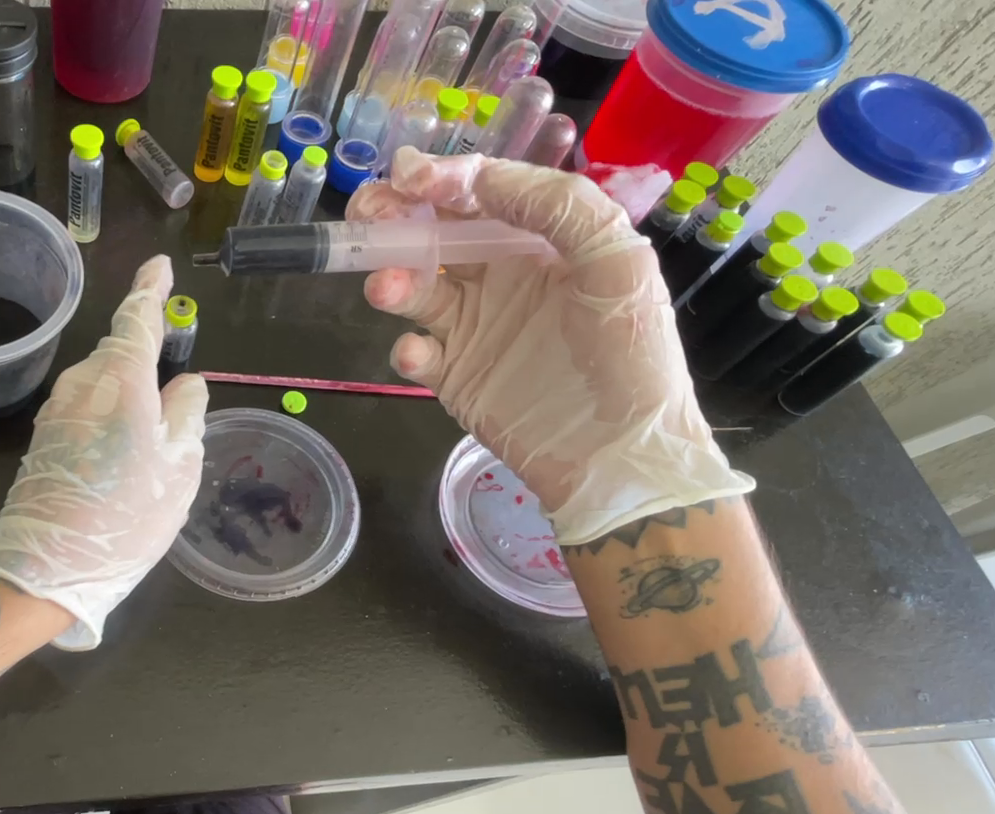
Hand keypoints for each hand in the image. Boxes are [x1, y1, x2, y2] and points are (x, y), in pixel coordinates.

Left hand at [0, 255, 207, 649]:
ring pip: (100, 381)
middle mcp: (82, 384)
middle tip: (171, 393)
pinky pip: (83, 408)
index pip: (137, 319)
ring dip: (125, 391)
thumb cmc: (125, 517)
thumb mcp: (179, 469)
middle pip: (118, 353)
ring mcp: (56, 410)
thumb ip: (187, 415)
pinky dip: (106, 413)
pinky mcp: (42, 437)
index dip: (151, 290)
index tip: (159, 266)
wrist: (46, 566)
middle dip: (144, 356)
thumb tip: (186, 383)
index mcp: (121, 381)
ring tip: (147, 435)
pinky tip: (117, 452)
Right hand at [348, 151, 752, 545]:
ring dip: (393, 281)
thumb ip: (556, 207)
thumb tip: (479, 179)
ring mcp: (471, 327)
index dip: (443, 179)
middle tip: (365, 218)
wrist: (617, 455)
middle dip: (395, 220)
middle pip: (434, 235)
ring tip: (386, 289)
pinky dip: (405, 349)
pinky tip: (415, 353)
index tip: (405, 178)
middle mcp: (500, 277)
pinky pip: (414, 352)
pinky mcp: (451, 375)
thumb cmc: (630, 354)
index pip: (481, 196)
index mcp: (541, 242)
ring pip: (415, 289)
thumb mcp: (615, 261)